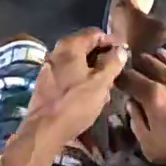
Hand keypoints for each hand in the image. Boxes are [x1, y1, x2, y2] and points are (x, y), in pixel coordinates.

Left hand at [21, 29, 127, 152]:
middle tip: (114, 74)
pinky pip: (67, 75)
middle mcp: (57, 51)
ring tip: (104, 90)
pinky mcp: (45, 84)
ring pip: (77, 63)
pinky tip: (88, 97)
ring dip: (92, 72)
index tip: (123, 54)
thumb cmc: (75, 103)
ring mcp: (49, 67)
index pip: (96, 33)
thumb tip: (120, 50)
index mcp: (70, 45)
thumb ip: (113, 63)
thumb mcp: (101, 83)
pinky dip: (79, 81)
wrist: (43, 132)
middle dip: (102, 59)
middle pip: (85, 48)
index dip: (111, 42)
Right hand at [117, 50, 165, 165]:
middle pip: (146, 61)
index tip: (117, 82)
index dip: (120, 78)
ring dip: (154, 61)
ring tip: (151, 68)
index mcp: (152, 95)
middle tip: (134, 74)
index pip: (129, 77)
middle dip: (136, 66)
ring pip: (164, 57)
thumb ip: (136, 121)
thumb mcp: (150, 145)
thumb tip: (130, 103)